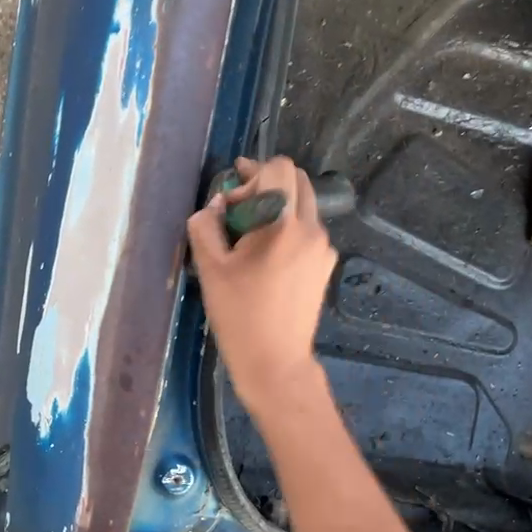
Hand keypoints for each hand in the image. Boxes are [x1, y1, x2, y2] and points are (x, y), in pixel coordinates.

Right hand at [185, 156, 337, 414]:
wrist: (275, 363)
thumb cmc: (239, 317)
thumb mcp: (210, 269)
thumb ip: (206, 225)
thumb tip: (216, 204)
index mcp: (284, 224)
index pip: (279, 168)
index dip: (252, 174)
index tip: (231, 199)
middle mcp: (312, 229)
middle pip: (297, 181)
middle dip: (267, 185)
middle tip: (239, 209)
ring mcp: (324, 248)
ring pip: (304, 206)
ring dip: (278, 208)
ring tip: (250, 239)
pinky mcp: (326, 267)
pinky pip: (308, 232)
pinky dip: (288, 230)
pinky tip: (267, 260)